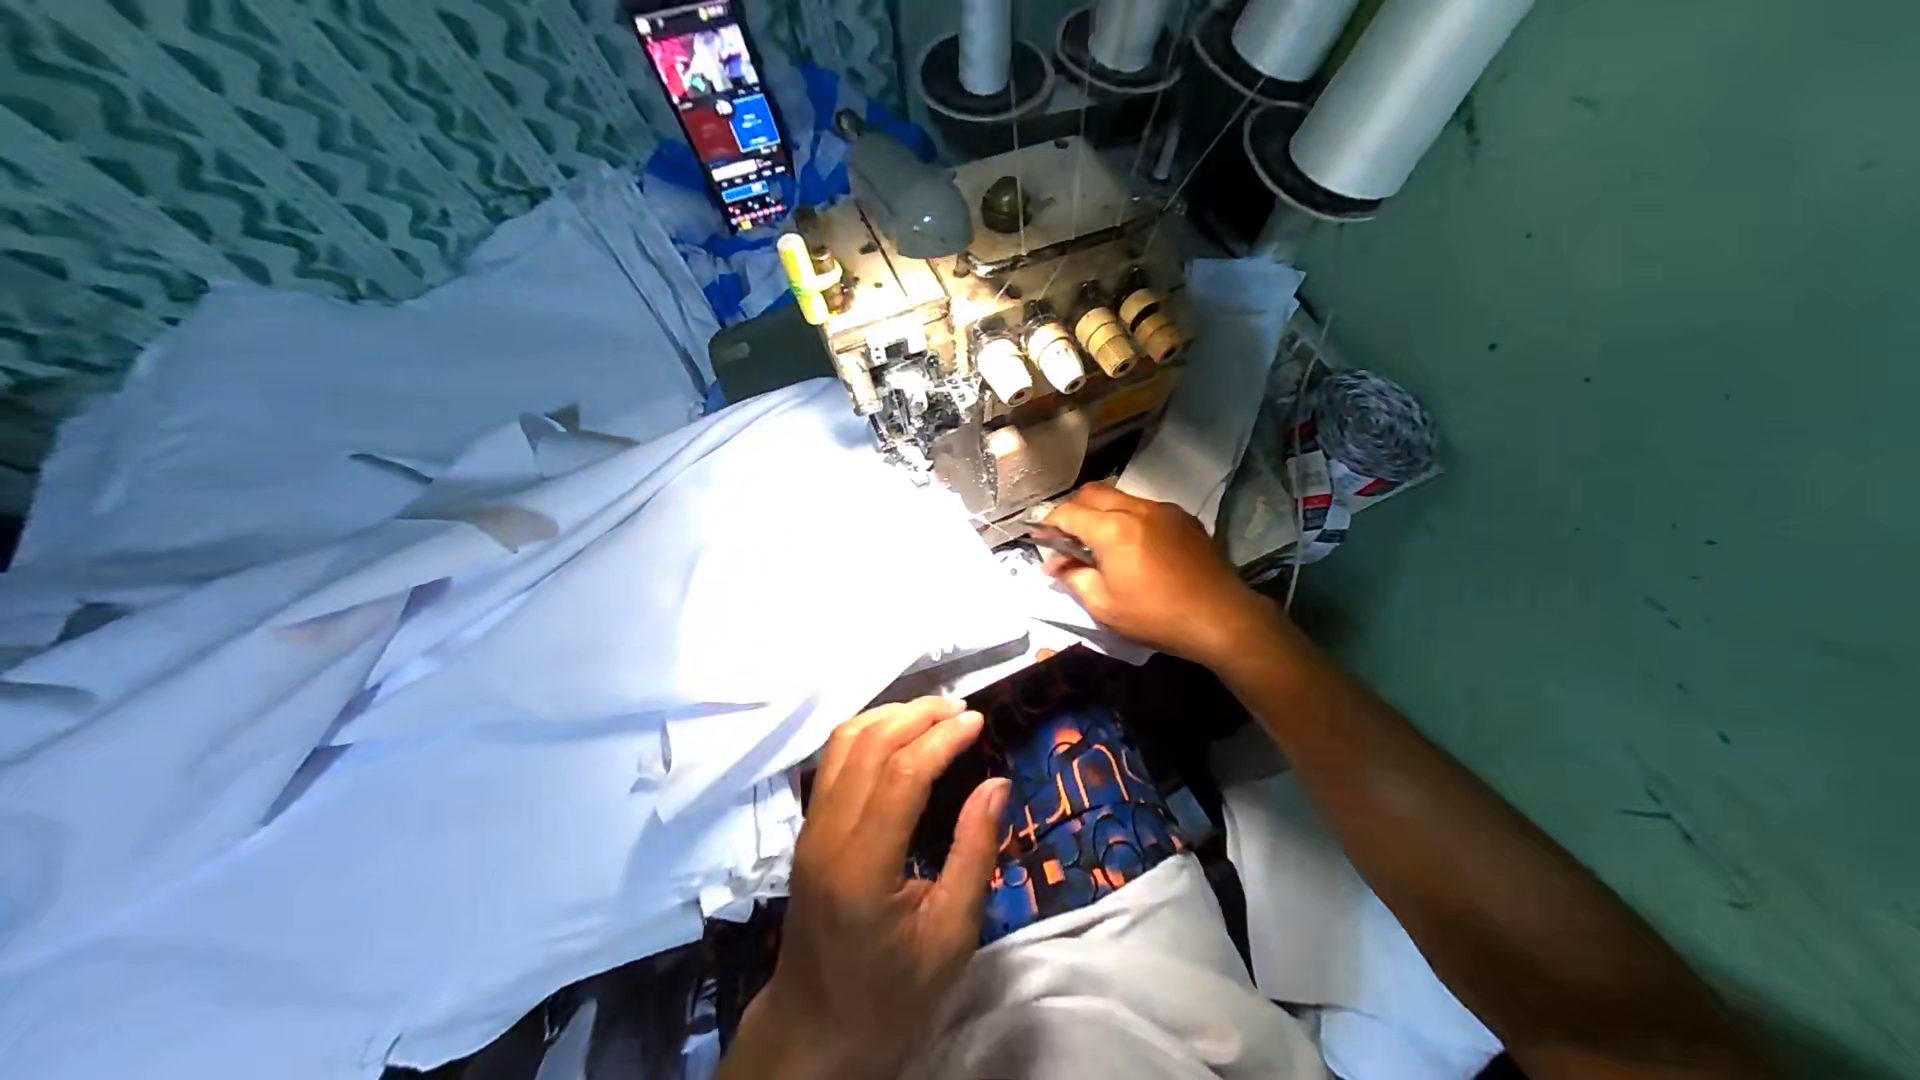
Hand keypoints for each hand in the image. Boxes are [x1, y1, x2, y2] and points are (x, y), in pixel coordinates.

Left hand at [719, 698, 1010, 1079]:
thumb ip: (974, 853)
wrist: (815, 1028)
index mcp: (862, 868)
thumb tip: (998, 783)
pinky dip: (868, 731)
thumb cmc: (891, 994)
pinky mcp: (807, 828)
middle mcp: (826, 836)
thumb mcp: (950, 937)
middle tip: (962, 709)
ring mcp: (809, 828)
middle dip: (918, 715)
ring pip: (844, 742)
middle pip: (869, 745)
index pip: (900, 775)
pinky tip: (898, 733)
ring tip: (935, 713)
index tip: (978, 722)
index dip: (942, 738)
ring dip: (890, 716)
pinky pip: (834, 759)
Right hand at [1043, 483, 1280, 666]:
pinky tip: (1136, 546)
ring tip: (1102, 543)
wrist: (1221, 618)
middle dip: (1074, 509)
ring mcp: (1164, 510)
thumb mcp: (1104, 605)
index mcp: (1112, 529)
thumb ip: (1073, 578)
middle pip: (1093, 492)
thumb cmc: (1156, 615)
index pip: (1068, 513)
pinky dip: (1129, 518)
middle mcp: (1136, 509)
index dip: (1048, 524)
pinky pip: (1146, 508)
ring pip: (1121, 497)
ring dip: (1103, 512)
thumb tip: (1054, 564)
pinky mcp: (1184, 519)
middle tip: (1069, 538)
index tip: (1041, 539)